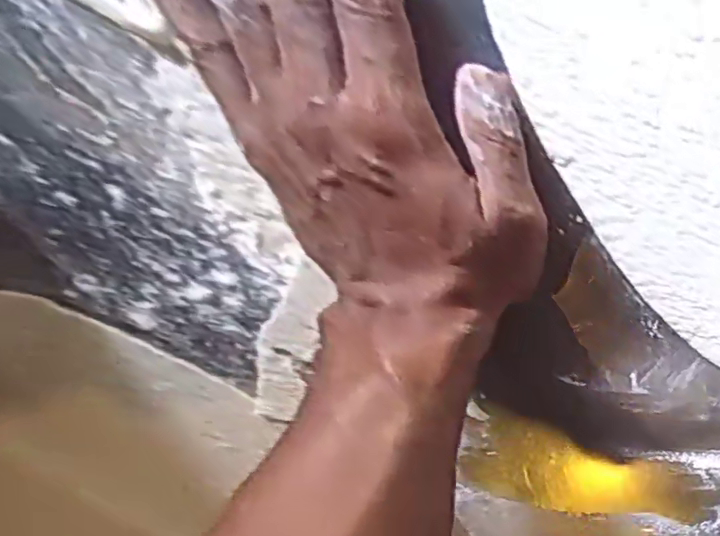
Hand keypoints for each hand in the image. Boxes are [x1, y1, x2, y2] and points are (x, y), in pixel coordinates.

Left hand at [158, 0, 545, 335]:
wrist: (408, 314)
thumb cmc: (472, 268)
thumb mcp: (516, 221)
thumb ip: (499, 145)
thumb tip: (484, 76)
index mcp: (393, 121)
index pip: (370, 10)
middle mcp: (324, 104)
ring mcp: (280, 116)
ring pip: (248, 10)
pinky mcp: (257, 135)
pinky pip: (207, 48)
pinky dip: (197, 6)